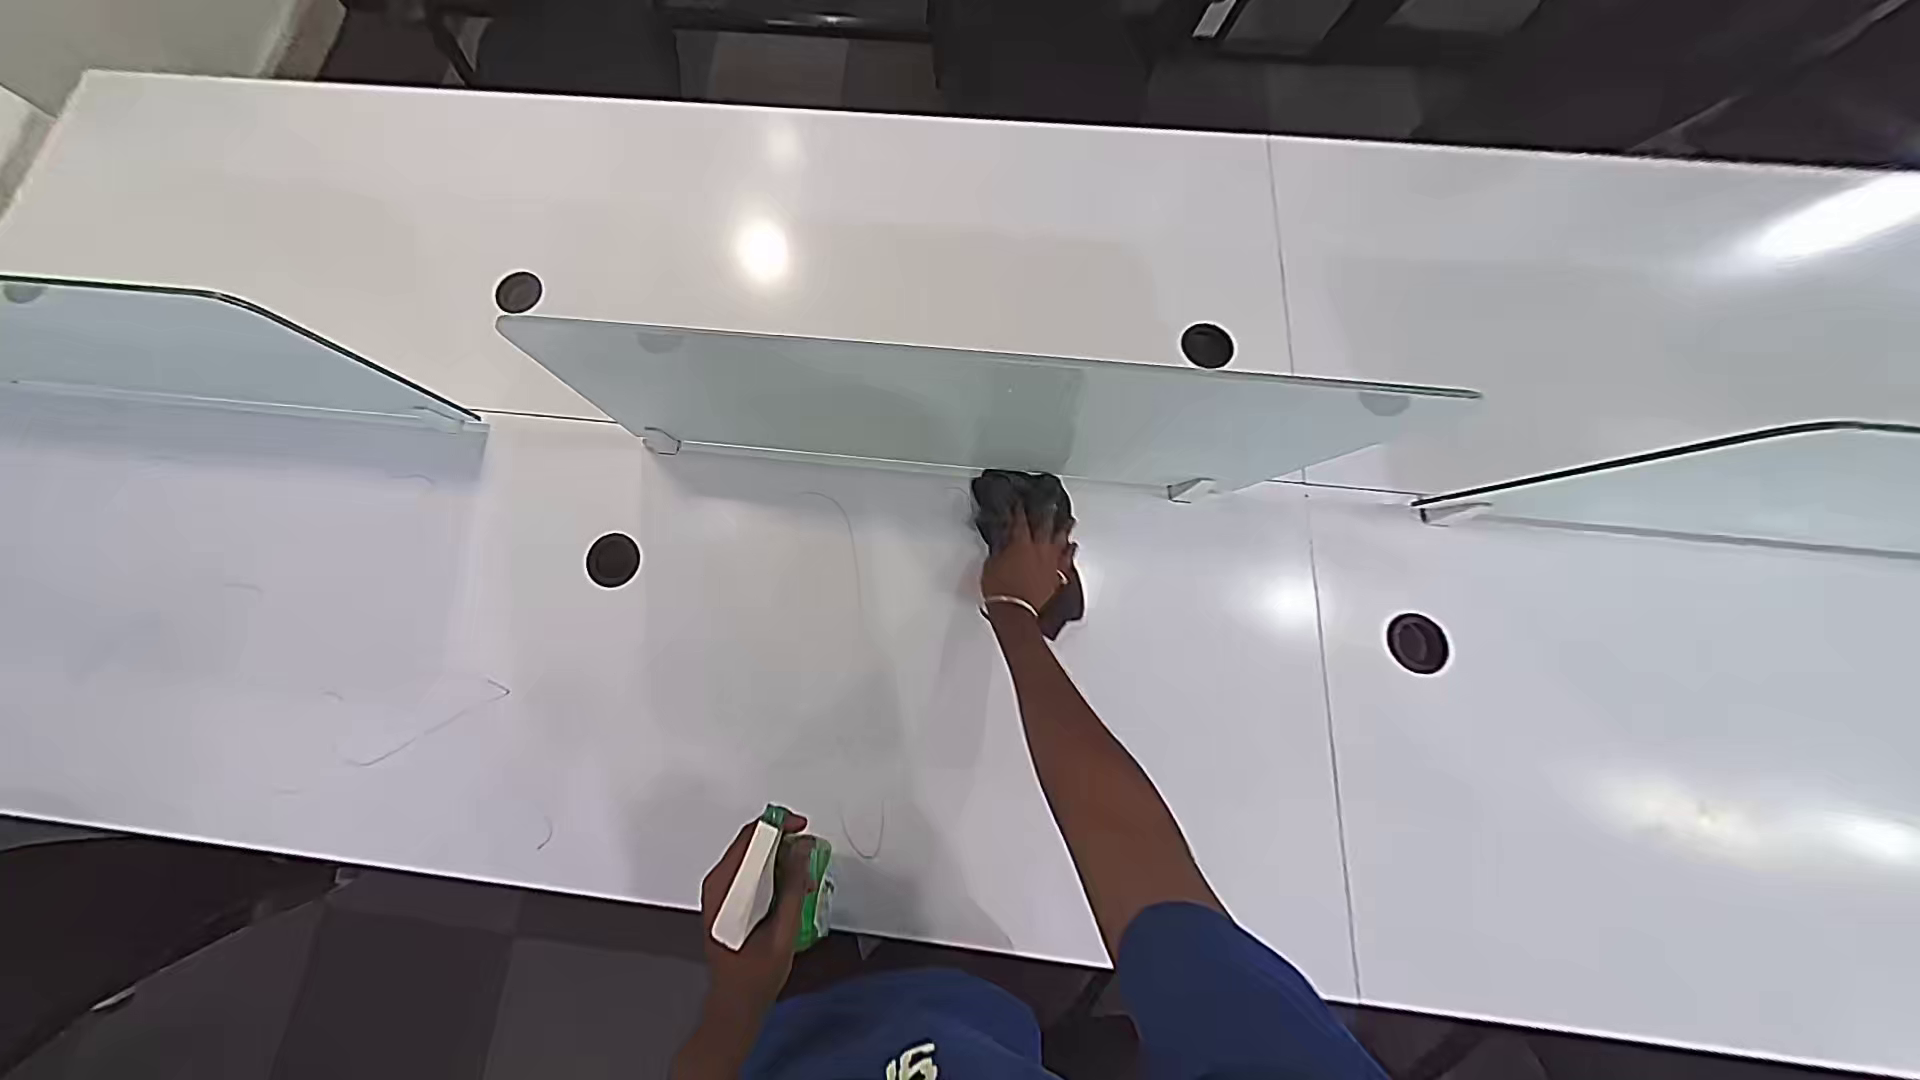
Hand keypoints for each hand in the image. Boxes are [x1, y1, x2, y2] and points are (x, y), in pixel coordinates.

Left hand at [698, 813, 818, 1008]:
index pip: (751, 837)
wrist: (735, 1004)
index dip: (779, 825)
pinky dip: (773, 868)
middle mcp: (717, 883)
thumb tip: (802, 846)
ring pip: (754, 853)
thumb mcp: (783, 929)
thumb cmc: (757, 973)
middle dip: (784, 841)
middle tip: (809, 852)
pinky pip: (751, 868)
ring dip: (781, 856)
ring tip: (804, 876)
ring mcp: (720, 889)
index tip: (803, 827)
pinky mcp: (727, 896)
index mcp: (725, 888)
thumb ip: (792, 884)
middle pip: (752, 842)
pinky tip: (791, 887)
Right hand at [981, 503, 1074, 611]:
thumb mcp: (991, 564)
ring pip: (1060, 539)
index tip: (1019, 502)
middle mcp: (1038, 549)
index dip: (1018, 509)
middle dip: (1046, 511)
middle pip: (1044, 524)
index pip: (1019, 520)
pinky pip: (1067, 559)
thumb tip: (1002, 543)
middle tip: (1050, 502)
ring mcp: (1050, 562)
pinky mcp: (1057, 575)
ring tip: (1069, 520)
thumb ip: (999, 549)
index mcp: (1020, 543)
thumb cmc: (1001, 591)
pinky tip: (1072, 546)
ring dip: (1064, 528)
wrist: (1015, 612)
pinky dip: (1070, 551)